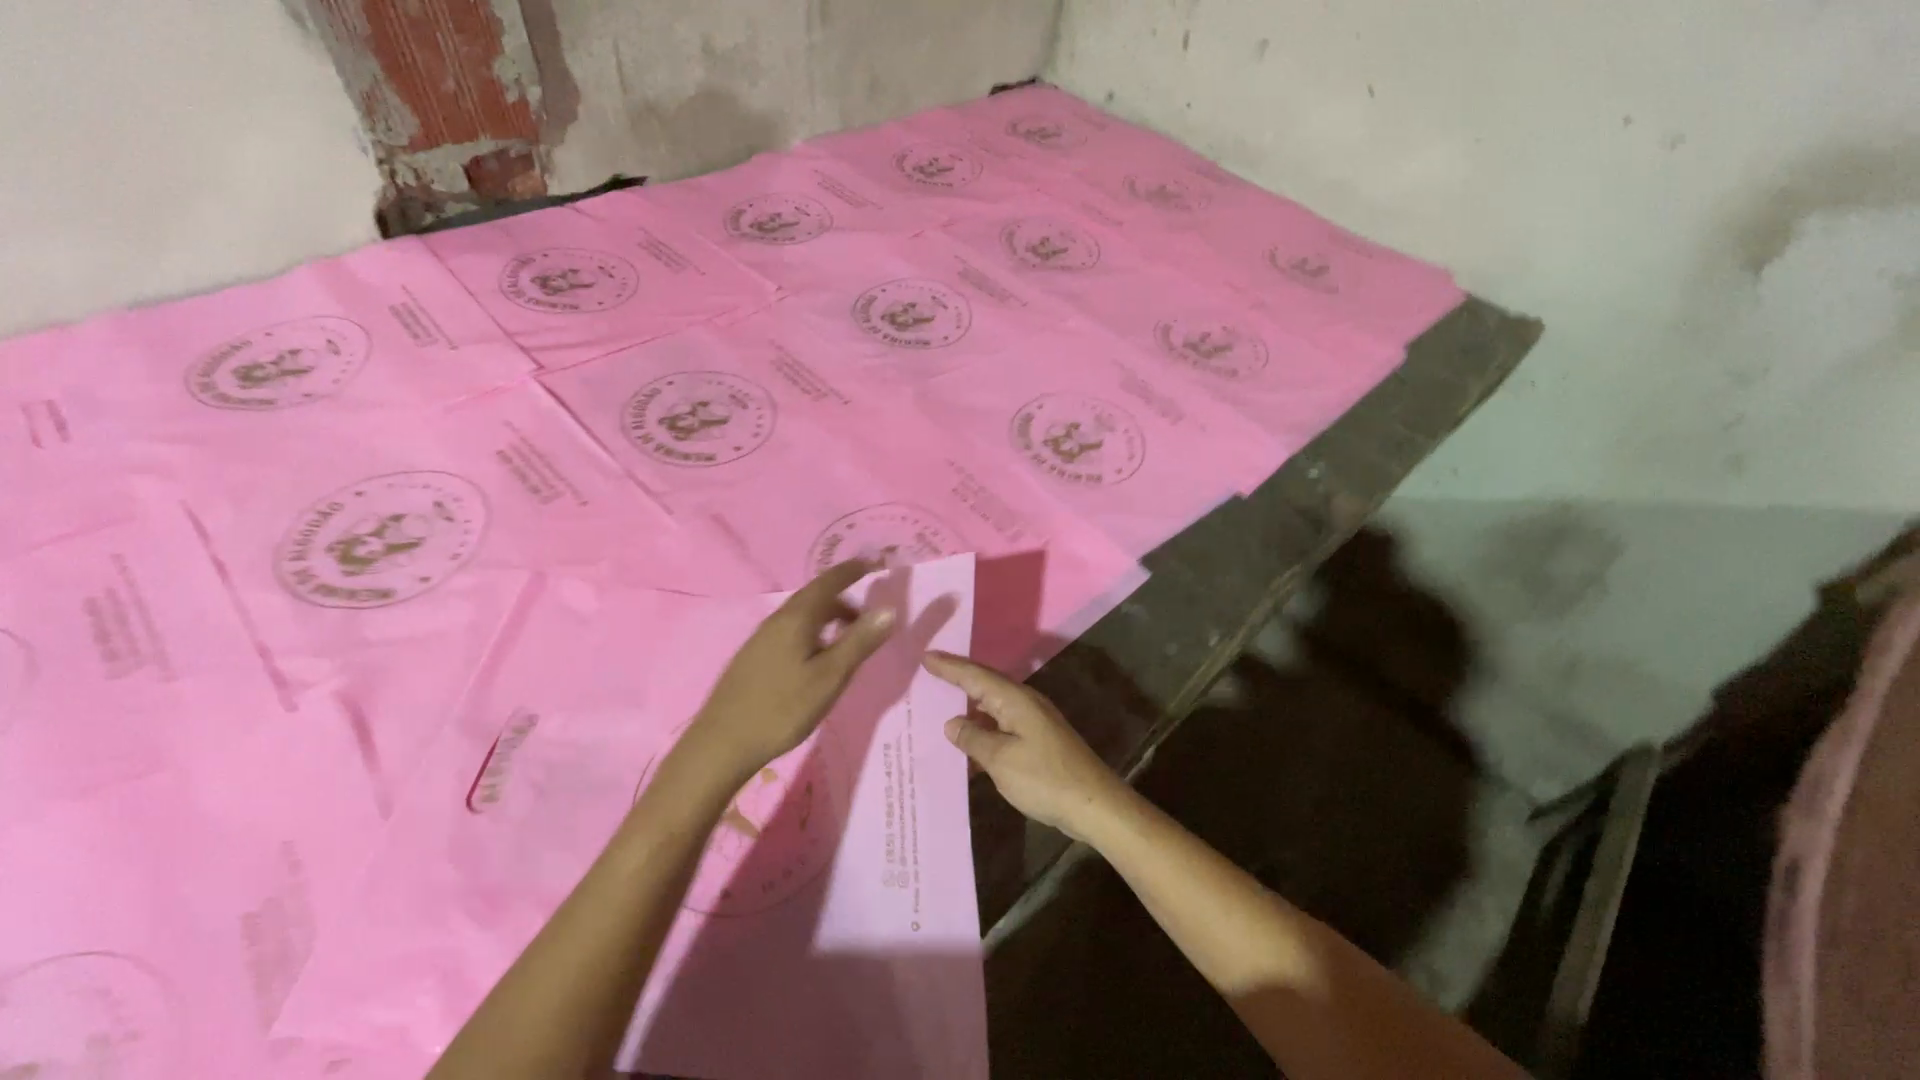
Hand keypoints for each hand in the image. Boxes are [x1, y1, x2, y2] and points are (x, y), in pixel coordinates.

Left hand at [687, 560, 896, 777]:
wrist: (723, 743)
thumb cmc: (782, 709)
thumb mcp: (830, 677)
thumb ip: (859, 642)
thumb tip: (888, 609)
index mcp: (796, 618)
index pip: (828, 582)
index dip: (852, 570)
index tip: (875, 563)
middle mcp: (777, 620)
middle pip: (815, 597)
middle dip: (844, 599)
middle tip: (869, 620)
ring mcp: (762, 639)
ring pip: (802, 616)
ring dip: (829, 619)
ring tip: (848, 645)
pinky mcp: (755, 658)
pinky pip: (791, 631)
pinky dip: (814, 633)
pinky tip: (818, 661)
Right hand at [923, 651, 1128, 843]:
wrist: (1094, 804)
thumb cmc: (1045, 779)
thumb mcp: (1001, 760)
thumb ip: (973, 739)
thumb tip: (952, 723)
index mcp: (1015, 700)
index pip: (975, 676)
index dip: (949, 667)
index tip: (925, 656)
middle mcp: (1025, 703)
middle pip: (985, 685)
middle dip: (957, 679)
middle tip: (928, 674)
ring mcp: (1034, 722)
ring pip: (993, 707)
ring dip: (968, 706)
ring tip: (939, 706)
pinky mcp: (1038, 741)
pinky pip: (1001, 725)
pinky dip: (982, 729)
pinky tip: (967, 743)